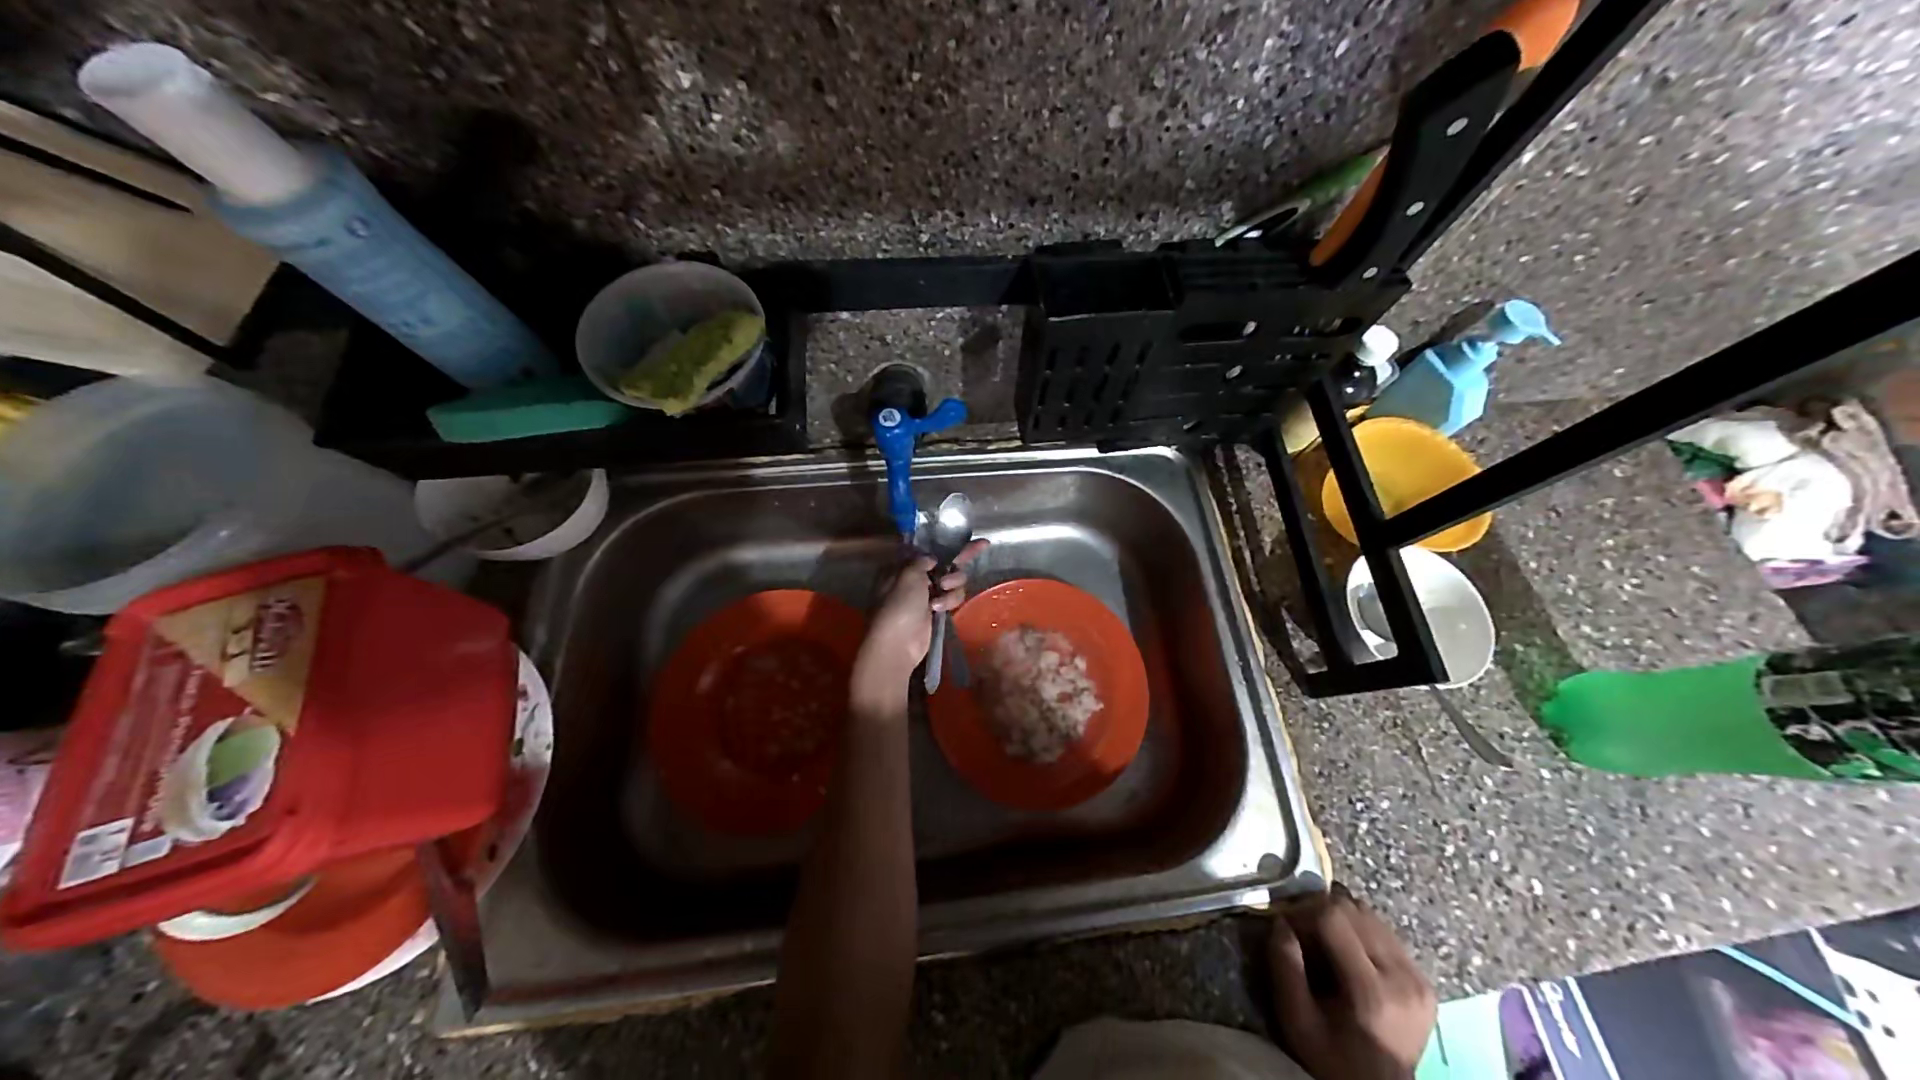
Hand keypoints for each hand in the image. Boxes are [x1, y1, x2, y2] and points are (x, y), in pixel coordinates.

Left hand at [850, 540, 987, 710]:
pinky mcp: (936, 612)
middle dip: (958, 562)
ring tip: (942, 593)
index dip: (948, 544)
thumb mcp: (908, 575)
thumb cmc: (899, 606)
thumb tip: (931, 558)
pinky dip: (949, 601)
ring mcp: (926, 596)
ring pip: (953, 582)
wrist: (898, 643)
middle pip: (946, 564)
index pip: (930, 550)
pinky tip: (939, 609)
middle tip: (982, 547)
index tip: (969, 539)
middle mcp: (915, 579)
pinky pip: (952, 598)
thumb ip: (922, 561)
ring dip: (952, 586)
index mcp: (903, 567)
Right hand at [1268, 886, 1436, 1079]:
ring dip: (1341, 919)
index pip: (1334, 917)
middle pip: (1355, 911)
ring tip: (1322, 939)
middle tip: (1301, 929)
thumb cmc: (1331, 1059)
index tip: (1286, 925)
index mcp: (1372, 992)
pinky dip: (1360, 932)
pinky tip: (1346, 953)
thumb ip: (1285, 967)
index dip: (1303, 911)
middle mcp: (1404, 979)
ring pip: (1371, 916)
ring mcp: (1420, 979)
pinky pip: (1386, 934)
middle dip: (1320, 910)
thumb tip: (1280, 921)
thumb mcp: (1296, 1019)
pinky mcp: (1425, 982)